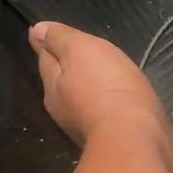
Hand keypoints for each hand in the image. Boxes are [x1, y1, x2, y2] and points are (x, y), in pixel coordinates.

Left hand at [29, 22, 172, 152]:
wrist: (136, 141)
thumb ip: (60, 39)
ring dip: (90, 90)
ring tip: (102, 78)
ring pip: (84, 101)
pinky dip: (109, 106)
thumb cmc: (107, 89)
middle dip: (69, 70)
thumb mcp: (80, 51)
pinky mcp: (113, 141)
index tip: (49, 35)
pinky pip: (106, 115)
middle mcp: (64, 110)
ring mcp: (87, 129)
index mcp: (53, 87)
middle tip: (79, 55)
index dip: (50, 45)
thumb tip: (36, 31)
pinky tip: (120, 103)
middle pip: (62, 83)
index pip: (46, 59)